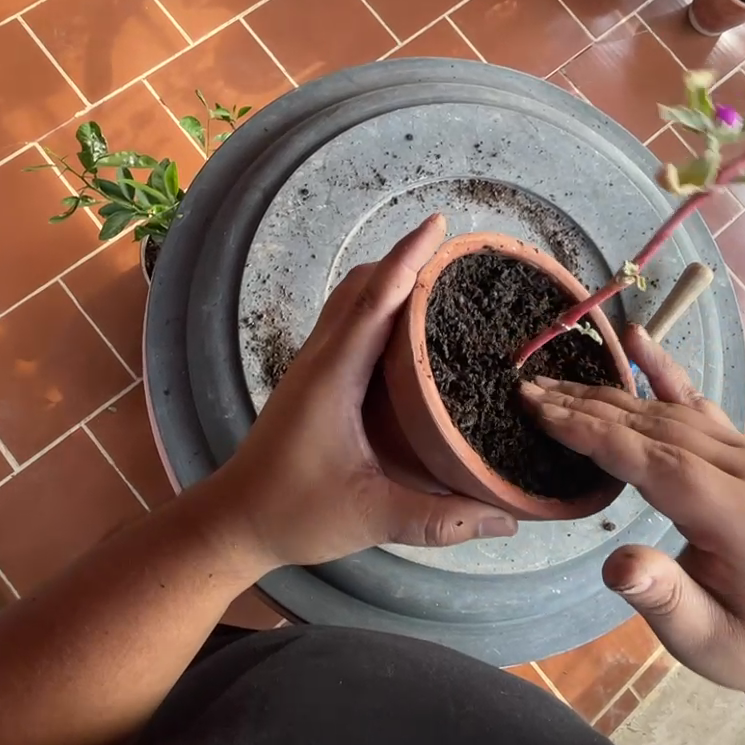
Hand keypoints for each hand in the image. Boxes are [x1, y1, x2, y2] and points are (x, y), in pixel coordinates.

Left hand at [198, 215, 518, 570]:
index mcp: (334, 375)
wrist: (235, 519)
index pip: (375, 300)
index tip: (438, 224)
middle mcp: (320, 358)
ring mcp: (312, 366)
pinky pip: (346, 324)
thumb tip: (508, 520)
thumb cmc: (293, 512)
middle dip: (403, 261)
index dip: (407, 258)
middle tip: (454, 258)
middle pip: (360, 287)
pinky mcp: (312, 380)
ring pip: (349, 302)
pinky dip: (376, 308)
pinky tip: (406, 331)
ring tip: (437, 284)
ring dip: (388, 282)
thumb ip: (440, 520)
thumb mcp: (371, 516)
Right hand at [519, 326, 744, 704]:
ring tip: (552, 382)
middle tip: (528, 390)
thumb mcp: (704, 640)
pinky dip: (663, 372)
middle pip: (656, 426)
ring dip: (606, 395)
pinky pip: (697, 404)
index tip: (539, 411)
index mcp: (742, 516)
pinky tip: (639, 341)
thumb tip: (616, 566)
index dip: (592, 433)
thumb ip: (664, 598)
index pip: (654, 460)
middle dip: (585, 407)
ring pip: (668, 412)